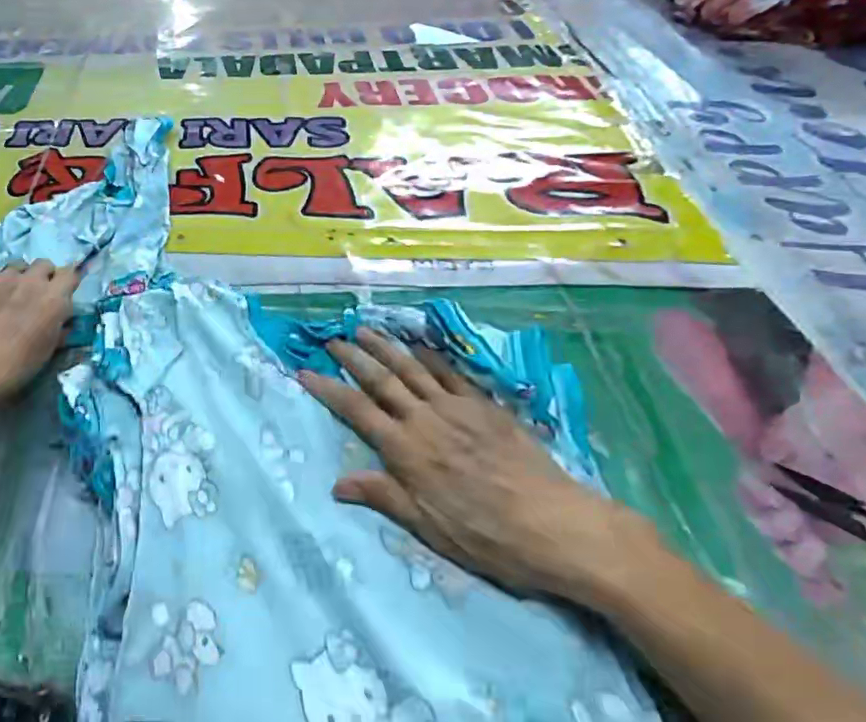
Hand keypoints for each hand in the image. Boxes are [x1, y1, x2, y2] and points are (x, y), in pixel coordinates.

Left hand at [0, 260, 79, 432]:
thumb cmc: (14, 368)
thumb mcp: (47, 352)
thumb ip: (59, 329)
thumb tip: (62, 320)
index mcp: (54, 299)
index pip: (71, 274)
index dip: (66, 283)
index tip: (61, 295)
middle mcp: (31, 281)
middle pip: (44, 264)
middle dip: (43, 277)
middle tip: (35, 297)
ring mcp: (3, 276)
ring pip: (17, 266)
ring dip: (18, 278)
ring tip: (7, 297)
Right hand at [298, 328, 650, 600]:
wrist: (560, 527)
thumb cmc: (489, 536)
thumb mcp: (429, 527)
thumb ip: (383, 496)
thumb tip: (336, 484)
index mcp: (406, 450)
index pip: (355, 410)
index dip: (328, 389)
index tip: (304, 371)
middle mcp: (424, 420)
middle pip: (380, 380)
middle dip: (352, 357)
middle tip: (332, 338)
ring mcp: (456, 409)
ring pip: (411, 368)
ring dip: (385, 347)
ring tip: (364, 329)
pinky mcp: (485, 407)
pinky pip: (450, 373)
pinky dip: (430, 357)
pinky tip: (418, 346)